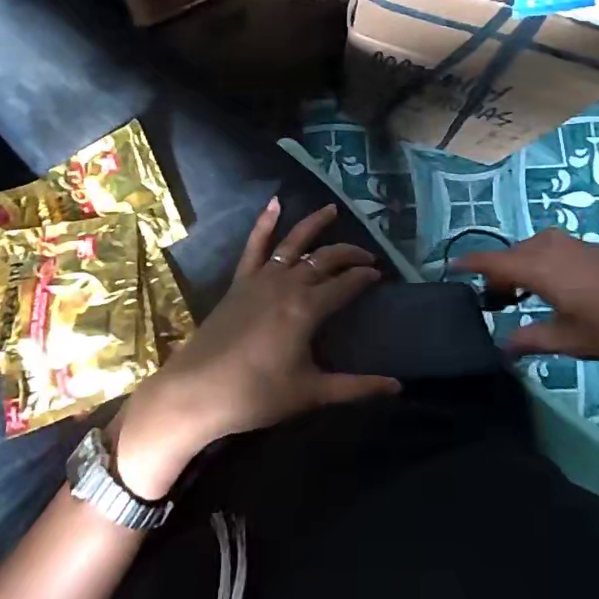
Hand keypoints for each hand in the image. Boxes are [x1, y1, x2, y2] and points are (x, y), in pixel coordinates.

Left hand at [109, 202, 399, 498]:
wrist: (199, 389)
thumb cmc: (257, 394)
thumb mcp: (311, 393)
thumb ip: (356, 387)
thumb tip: (398, 387)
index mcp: (307, 308)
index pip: (345, 284)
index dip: (364, 277)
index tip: (379, 275)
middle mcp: (286, 284)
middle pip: (324, 259)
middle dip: (349, 253)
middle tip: (368, 256)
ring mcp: (260, 279)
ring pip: (292, 243)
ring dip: (313, 224)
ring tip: (332, 209)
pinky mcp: (239, 282)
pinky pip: (254, 246)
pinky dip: (264, 223)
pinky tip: (274, 203)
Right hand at [454, 229, 598, 361]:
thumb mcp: (571, 341)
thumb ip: (532, 340)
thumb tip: (503, 347)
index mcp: (538, 267)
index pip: (490, 260)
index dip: (467, 264)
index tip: (448, 269)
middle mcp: (549, 247)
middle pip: (510, 256)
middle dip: (497, 275)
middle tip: (494, 304)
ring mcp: (572, 244)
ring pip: (531, 252)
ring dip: (520, 270)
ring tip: (521, 299)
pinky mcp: (590, 248)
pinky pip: (550, 251)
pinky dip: (540, 266)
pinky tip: (552, 291)